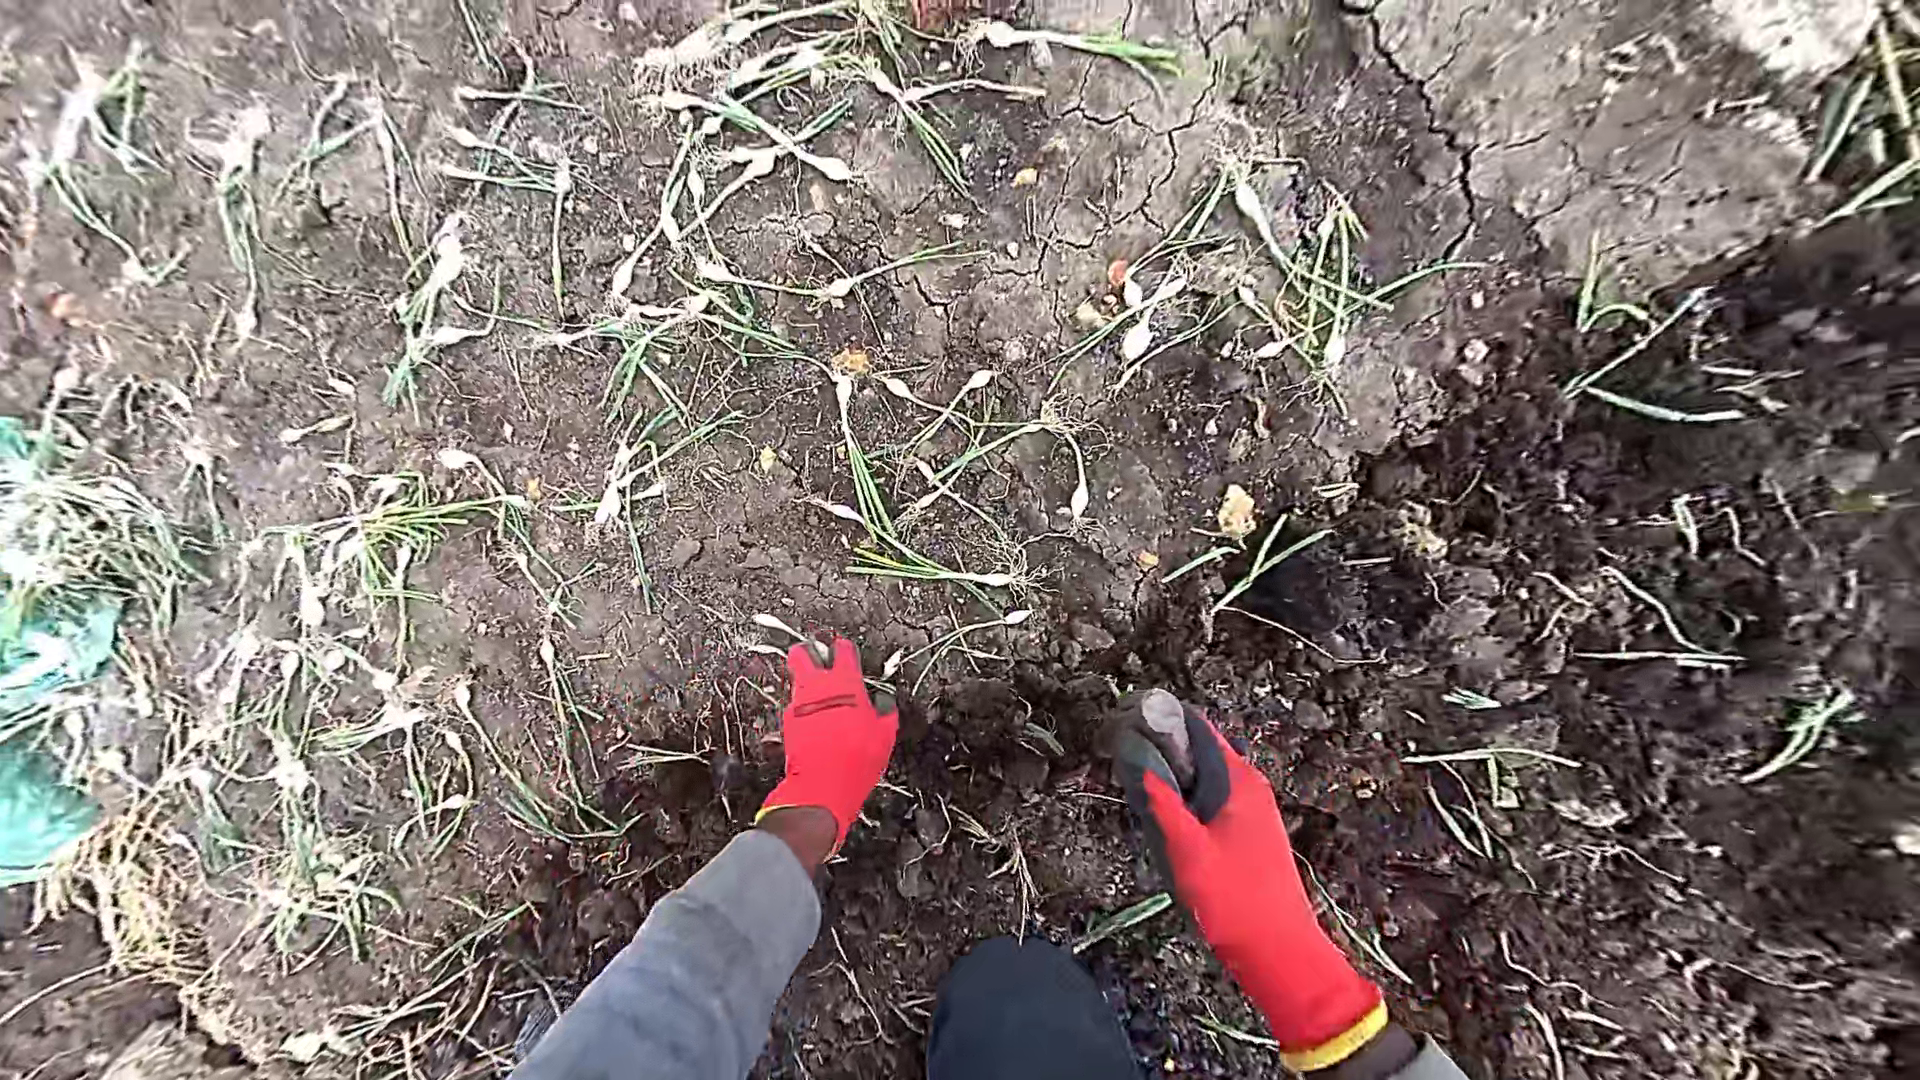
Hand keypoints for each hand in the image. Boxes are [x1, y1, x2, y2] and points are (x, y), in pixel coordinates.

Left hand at [758, 638, 897, 852]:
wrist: (822, 785)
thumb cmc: (858, 758)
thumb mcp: (884, 734)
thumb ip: (884, 711)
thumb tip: (883, 702)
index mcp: (847, 683)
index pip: (843, 651)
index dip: (844, 648)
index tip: (845, 650)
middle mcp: (820, 686)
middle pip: (804, 653)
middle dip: (809, 652)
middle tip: (819, 658)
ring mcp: (800, 702)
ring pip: (796, 676)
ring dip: (805, 678)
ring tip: (817, 688)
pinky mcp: (788, 721)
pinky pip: (794, 703)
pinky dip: (802, 705)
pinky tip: (812, 717)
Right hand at [1134, 711, 1384, 1070]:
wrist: (1281, 955)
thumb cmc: (1235, 902)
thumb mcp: (1187, 850)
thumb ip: (1161, 802)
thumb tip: (1136, 759)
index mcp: (1237, 779)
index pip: (1194, 724)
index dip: (1159, 715)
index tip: (1126, 716)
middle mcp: (1247, 784)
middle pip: (1196, 745)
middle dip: (1159, 745)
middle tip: (1124, 753)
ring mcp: (1250, 805)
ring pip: (1200, 770)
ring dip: (1169, 771)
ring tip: (1137, 781)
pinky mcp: (1247, 826)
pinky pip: (1208, 792)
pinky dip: (1183, 792)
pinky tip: (1163, 811)